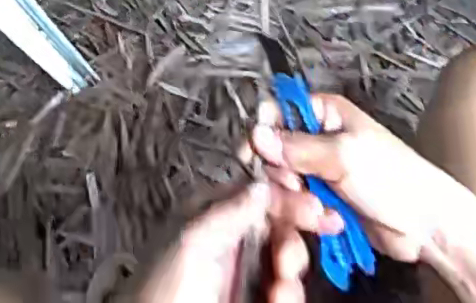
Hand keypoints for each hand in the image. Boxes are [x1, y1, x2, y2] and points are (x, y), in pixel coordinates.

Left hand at [133, 181, 340, 302]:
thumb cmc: (164, 288)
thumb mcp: (193, 240)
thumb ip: (231, 209)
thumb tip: (263, 183)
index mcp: (213, 208)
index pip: (255, 184)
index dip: (284, 187)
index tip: (311, 200)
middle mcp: (231, 233)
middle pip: (277, 218)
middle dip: (293, 231)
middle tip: (299, 248)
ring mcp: (242, 269)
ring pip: (285, 254)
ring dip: (292, 265)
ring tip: (283, 284)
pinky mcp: (252, 298)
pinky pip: (283, 289)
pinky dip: (288, 294)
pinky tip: (280, 298)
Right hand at [249, 94, 462, 264]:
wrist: (426, 226)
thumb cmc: (394, 177)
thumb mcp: (343, 156)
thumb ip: (297, 147)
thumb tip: (257, 134)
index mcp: (323, 112)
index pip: (277, 111)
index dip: (263, 133)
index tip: (255, 156)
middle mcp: (318, 137)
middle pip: (276, 151)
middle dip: (284, 176)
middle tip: (297, 188)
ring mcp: (321, 170)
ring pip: (285, 183)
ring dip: (299, 201)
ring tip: (324, 211)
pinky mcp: (324, 200)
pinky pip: (300, 206)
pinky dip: (310, 217)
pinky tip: (331, 222)